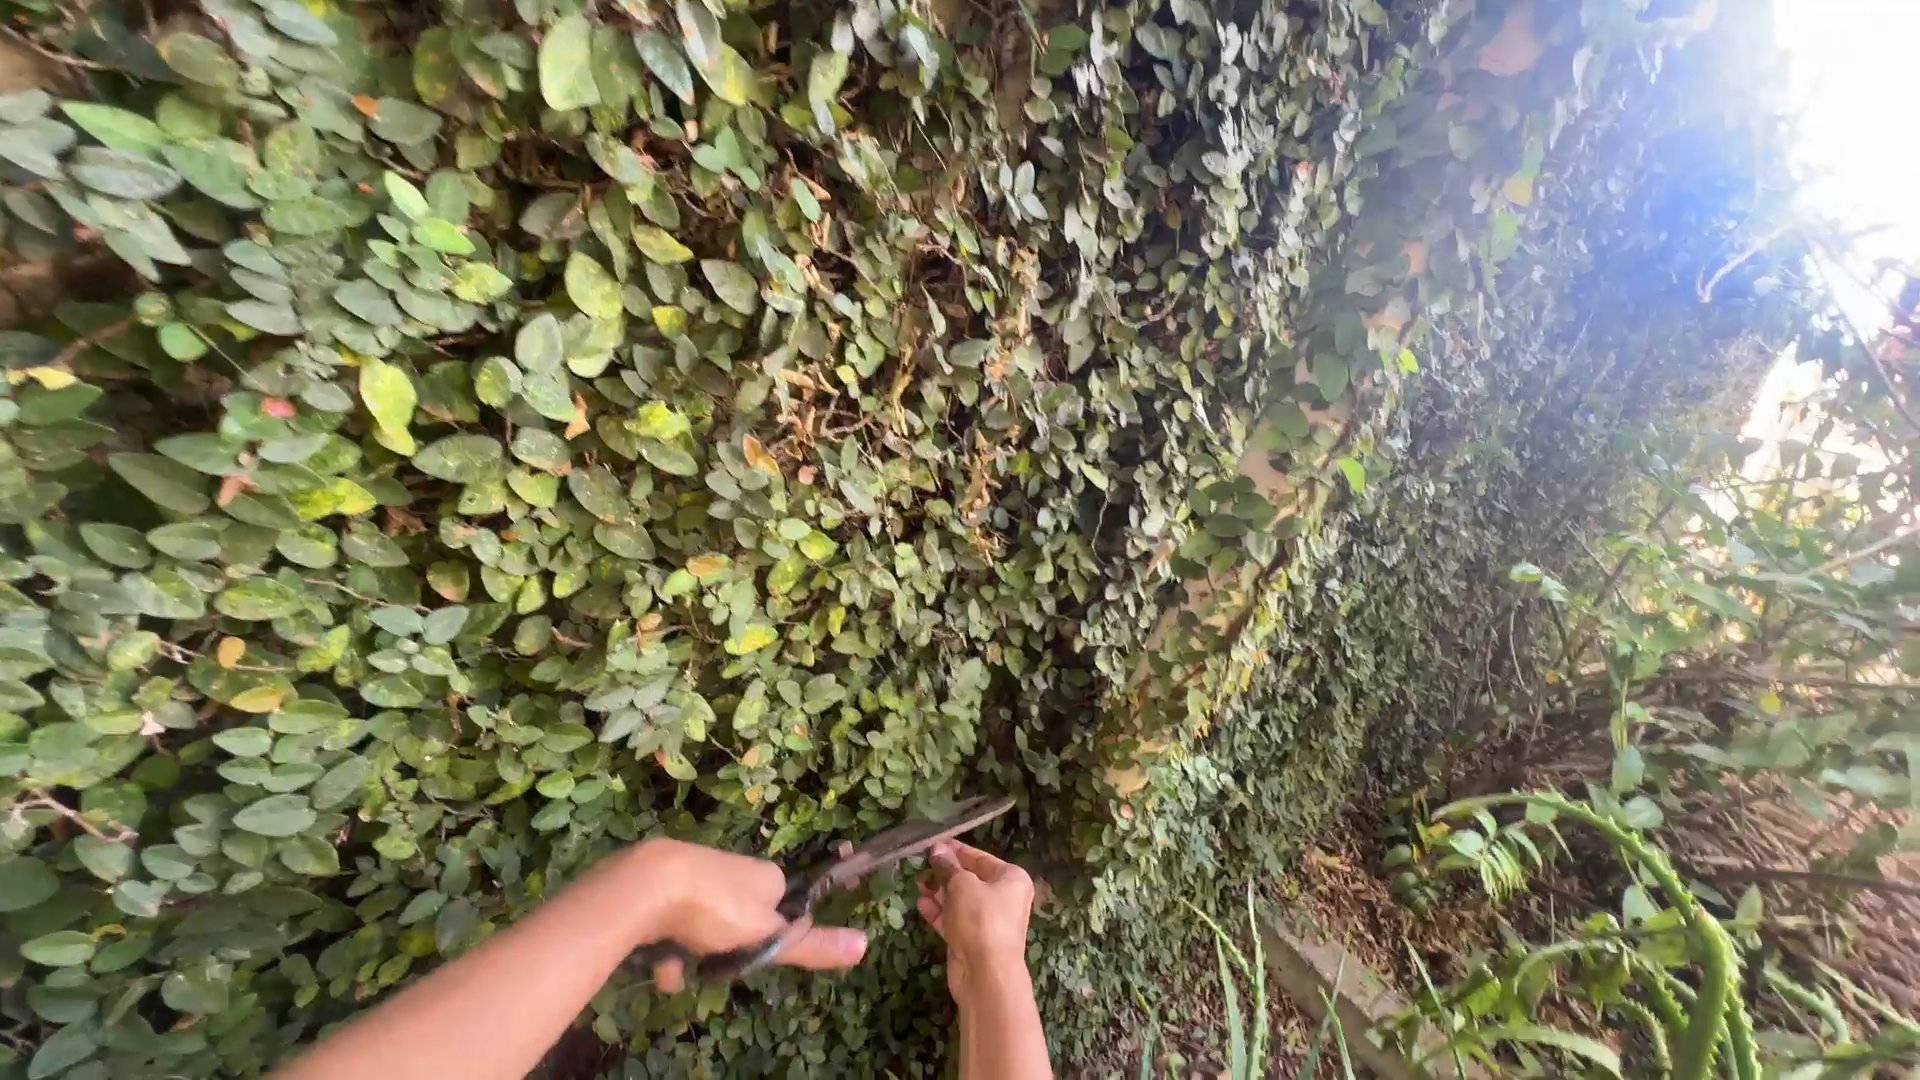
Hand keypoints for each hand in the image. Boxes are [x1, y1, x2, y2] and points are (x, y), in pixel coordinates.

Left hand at [623, 838, 867, 990]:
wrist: (649, 884)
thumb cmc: (716, 908)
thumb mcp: (767, 934)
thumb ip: (811, 944)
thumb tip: (865, 944)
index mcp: (766, 875)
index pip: (781, 902)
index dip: (774, 929)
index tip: (760, 951)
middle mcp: (735, 868)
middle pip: (740, 915)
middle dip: (728, 946)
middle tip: (717, 966)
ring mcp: (698, 872)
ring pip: (704, 921)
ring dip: (694, 953)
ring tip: (678, 974)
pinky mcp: (664, 882)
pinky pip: (674, 920)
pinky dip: (669, 945)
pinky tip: (659, 965)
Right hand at [915, 839, 1034, 1003]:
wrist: (986, 976)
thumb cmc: (981, 919)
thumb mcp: (962, 885)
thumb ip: (948, 866)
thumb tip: (937, 849)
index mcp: (1011, 879)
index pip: (980, 857)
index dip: (956, 850)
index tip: (933, 844)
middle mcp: (1003, 897)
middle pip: (970, 878)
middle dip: (945, 872)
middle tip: (921, 865)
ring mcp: (988, 921)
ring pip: (960, 900)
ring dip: (939, 891)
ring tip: (918, 883)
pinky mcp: (972, 940)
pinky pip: (954, 919)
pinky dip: (939, 912)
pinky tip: (921, 904)